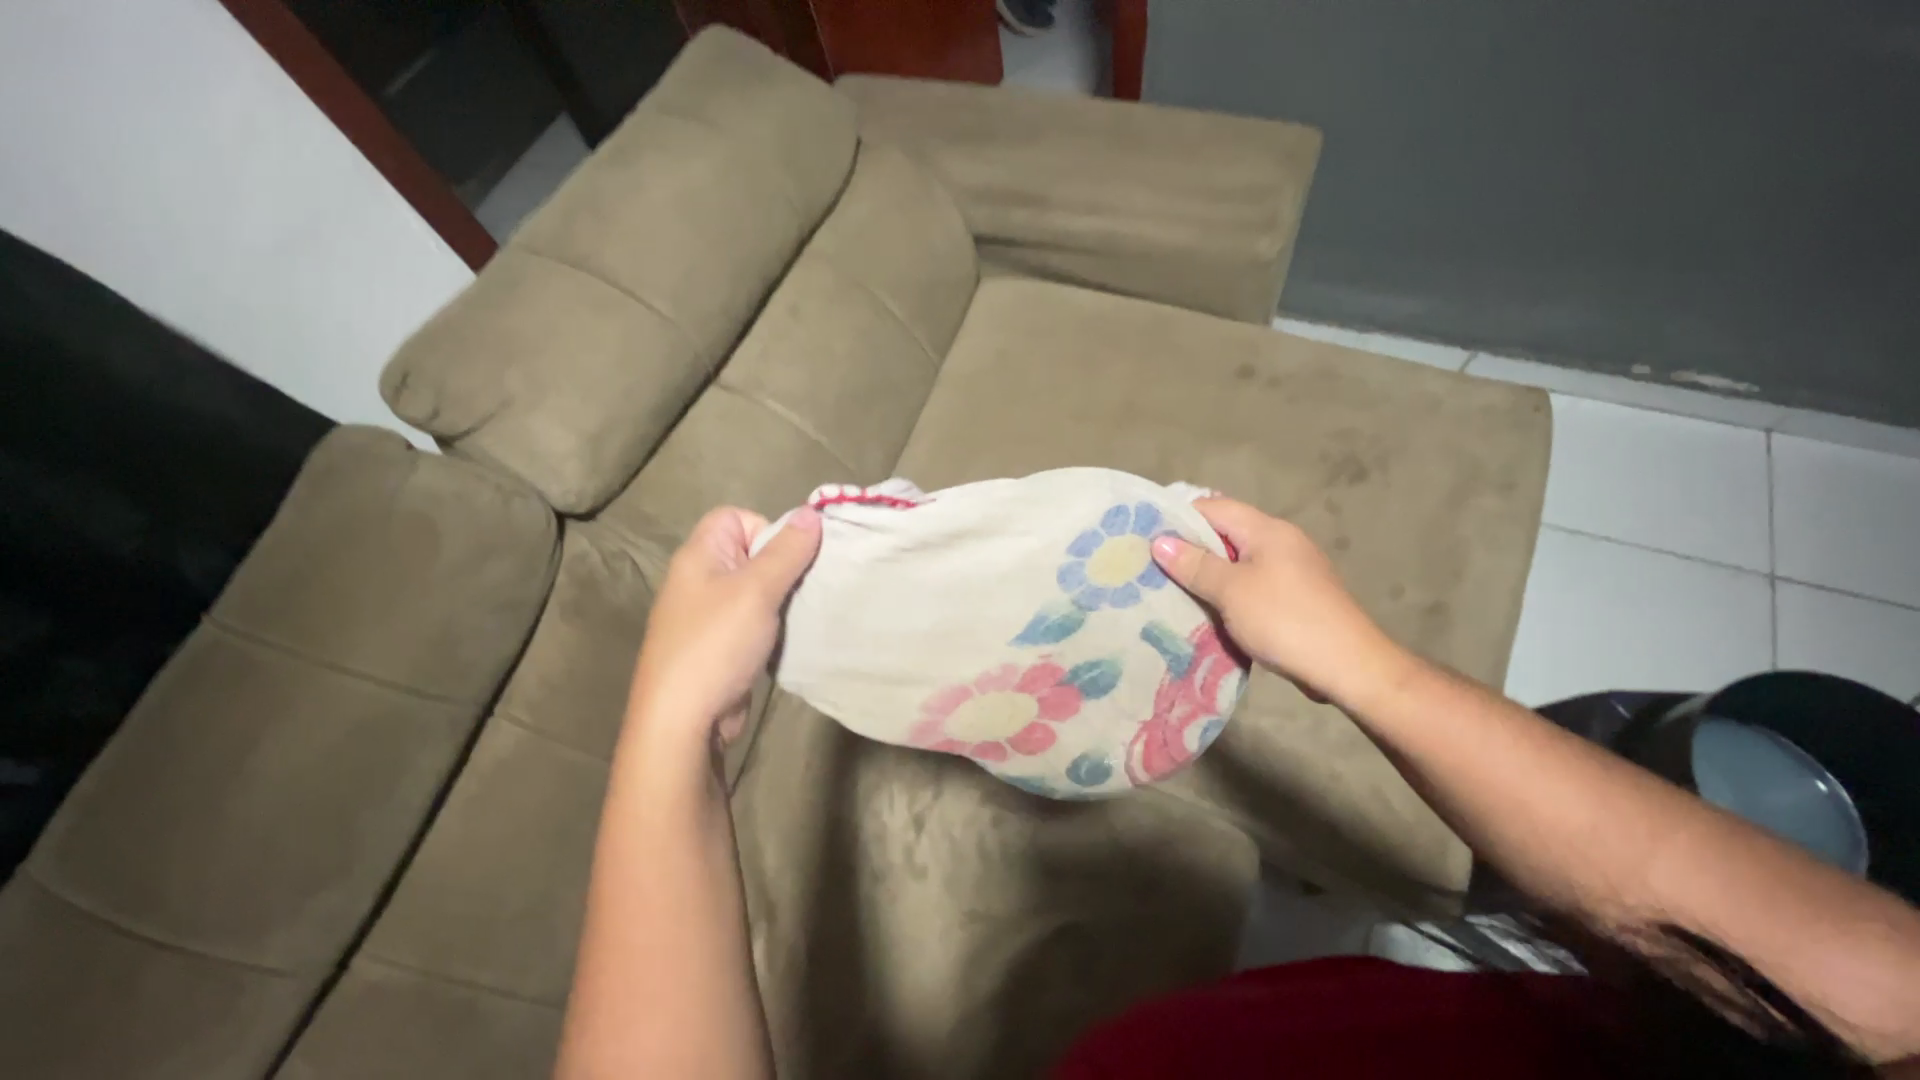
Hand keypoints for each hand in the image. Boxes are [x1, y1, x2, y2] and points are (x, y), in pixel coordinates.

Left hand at [626, 506, 821, 752]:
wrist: (683, 720)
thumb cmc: (716, 644)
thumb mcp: (757, 590)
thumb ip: (787, 550)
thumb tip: (812, 512)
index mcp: (699, 555)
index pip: (736, 517)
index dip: (768, 529)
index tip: (789, 559)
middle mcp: (700, 579)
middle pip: (752, 552)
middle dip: (784, 567)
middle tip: (804, 588)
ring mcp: (709, 615)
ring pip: (758, 590)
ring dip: (783, 600)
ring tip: (799, 616)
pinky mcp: (721, 646)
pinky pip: (755, 621)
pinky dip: (774, 628)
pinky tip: (787, 641)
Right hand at [1150, 497, 1404, 704]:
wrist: (1349, 666)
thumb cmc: (1285, 620)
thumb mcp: (1231, 591)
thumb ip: (1195, 565)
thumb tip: (1160, 542)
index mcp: (1267, 530)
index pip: (1214, 507)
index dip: (1179, 517)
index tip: (1145, 535)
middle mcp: (1282, 541)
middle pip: (1226, 533)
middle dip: (1191, 548)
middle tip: (1151, 565)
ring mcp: (1292, 570)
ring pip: (1239, 562)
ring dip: (1209, 574)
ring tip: (1172, 589)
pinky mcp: (1297, 597)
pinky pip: (1253, 585)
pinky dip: (1229, 593)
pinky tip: (1210, 611)